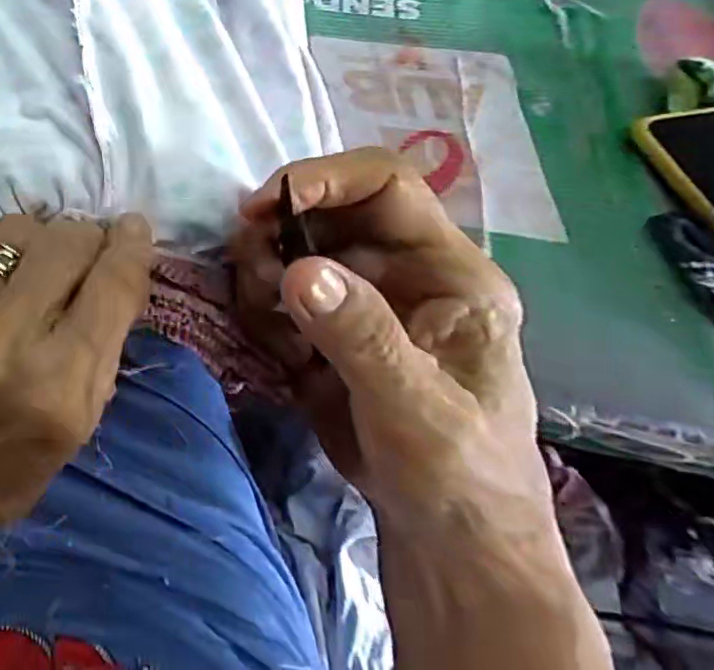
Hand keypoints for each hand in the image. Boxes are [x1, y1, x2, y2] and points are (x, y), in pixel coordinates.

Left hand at [0, 213, 154, 608]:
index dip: (131, 248)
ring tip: (33, 266)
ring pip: (16, 228)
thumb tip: (123, 258)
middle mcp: (7, 342)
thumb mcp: (85, 414)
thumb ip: (108, 337)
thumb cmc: (19, 457)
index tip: (133, 230)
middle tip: (84, 255)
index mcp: (60, 385)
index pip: (111, 287)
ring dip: (36, 239)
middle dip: (87, 240)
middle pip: (66, 243)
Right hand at [231, 148, 552, 542]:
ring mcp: (355, 296)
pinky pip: (269, 290)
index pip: (383, 183)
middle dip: (274, 234)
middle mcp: (397, 269)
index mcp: (445, 270)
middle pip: (318, 210)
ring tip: (271, 328)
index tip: (265, 206)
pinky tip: (279, 354)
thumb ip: (361, 336)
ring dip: (259, 275)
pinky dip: (257, 311)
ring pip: (284, 247)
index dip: (322, 177)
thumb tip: (297, 269)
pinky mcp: (320, 323)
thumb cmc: (459, 474)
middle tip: (253, 278)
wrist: (444, 536)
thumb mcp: (416, 409)